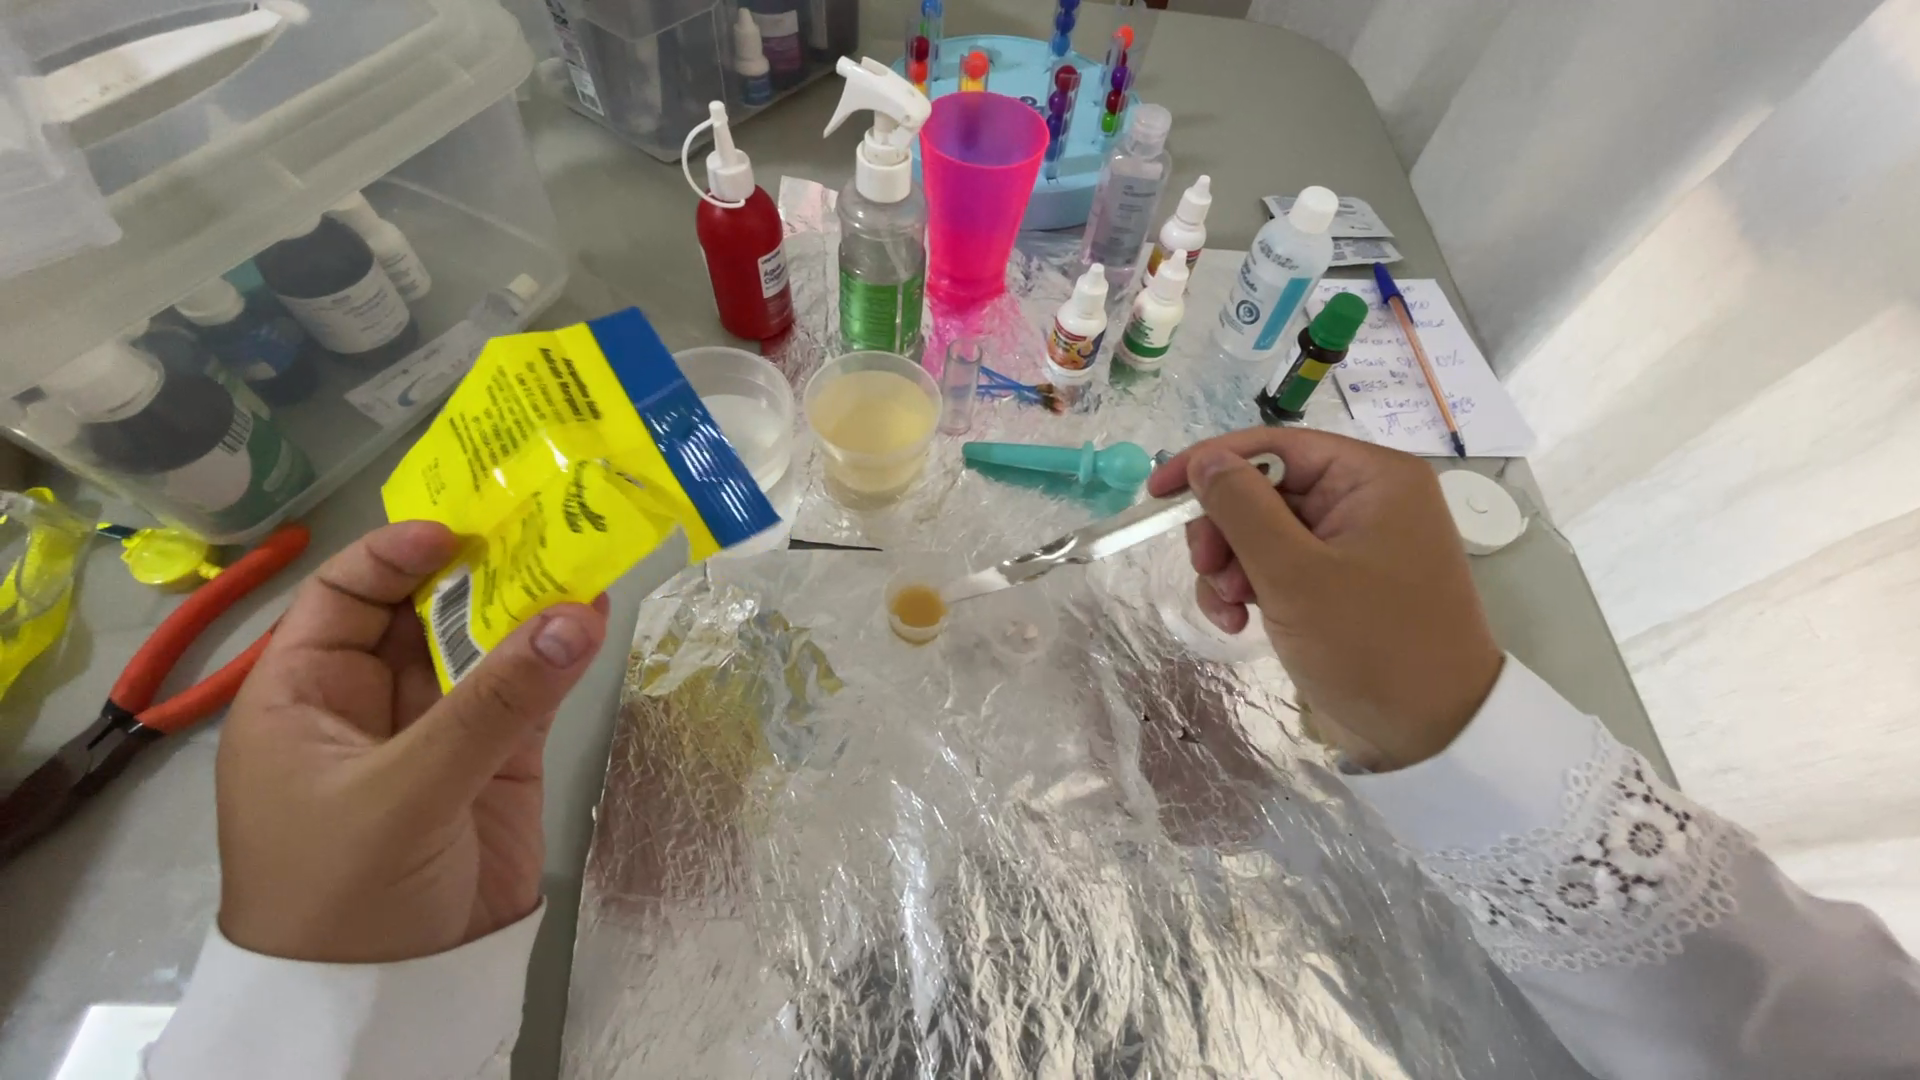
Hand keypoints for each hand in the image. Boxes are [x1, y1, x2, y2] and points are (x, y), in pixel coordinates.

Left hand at [214, 521, 609, 962]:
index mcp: (306, 697)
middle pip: (426, 614)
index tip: (460, 531)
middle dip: (479, 574)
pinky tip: (593, 620)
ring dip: (531, 610)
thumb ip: (495, 702)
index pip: (343, 600)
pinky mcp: (500, 757)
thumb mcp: (407, 789)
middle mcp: (375, 701)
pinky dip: (561, 656)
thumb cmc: (347, 889)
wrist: (394, 995)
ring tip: (584, 562)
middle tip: (544, 529)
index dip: (393, 557)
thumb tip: (580, 613)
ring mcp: (444, 728)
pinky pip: (530, 690)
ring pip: (487, 648)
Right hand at [1149, 428, 1502, 770]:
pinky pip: (1272, 565)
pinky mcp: (1333, 581)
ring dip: (1228, 566)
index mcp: (1370, 478)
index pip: (1274, 446)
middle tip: (1204, 568)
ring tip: (1226, 608)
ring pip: (1258, 530)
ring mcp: (1347, 543)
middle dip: (1222, 530)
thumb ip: (1242, 508)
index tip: (1157, 494)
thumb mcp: (1294, 574)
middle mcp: (1361, 500)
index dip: (1210, 462)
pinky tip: (1236, 623)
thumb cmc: (1370, 644)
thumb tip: (1204, 460)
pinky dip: (1246, 589)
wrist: (1429, 734)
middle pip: (1261, 489)